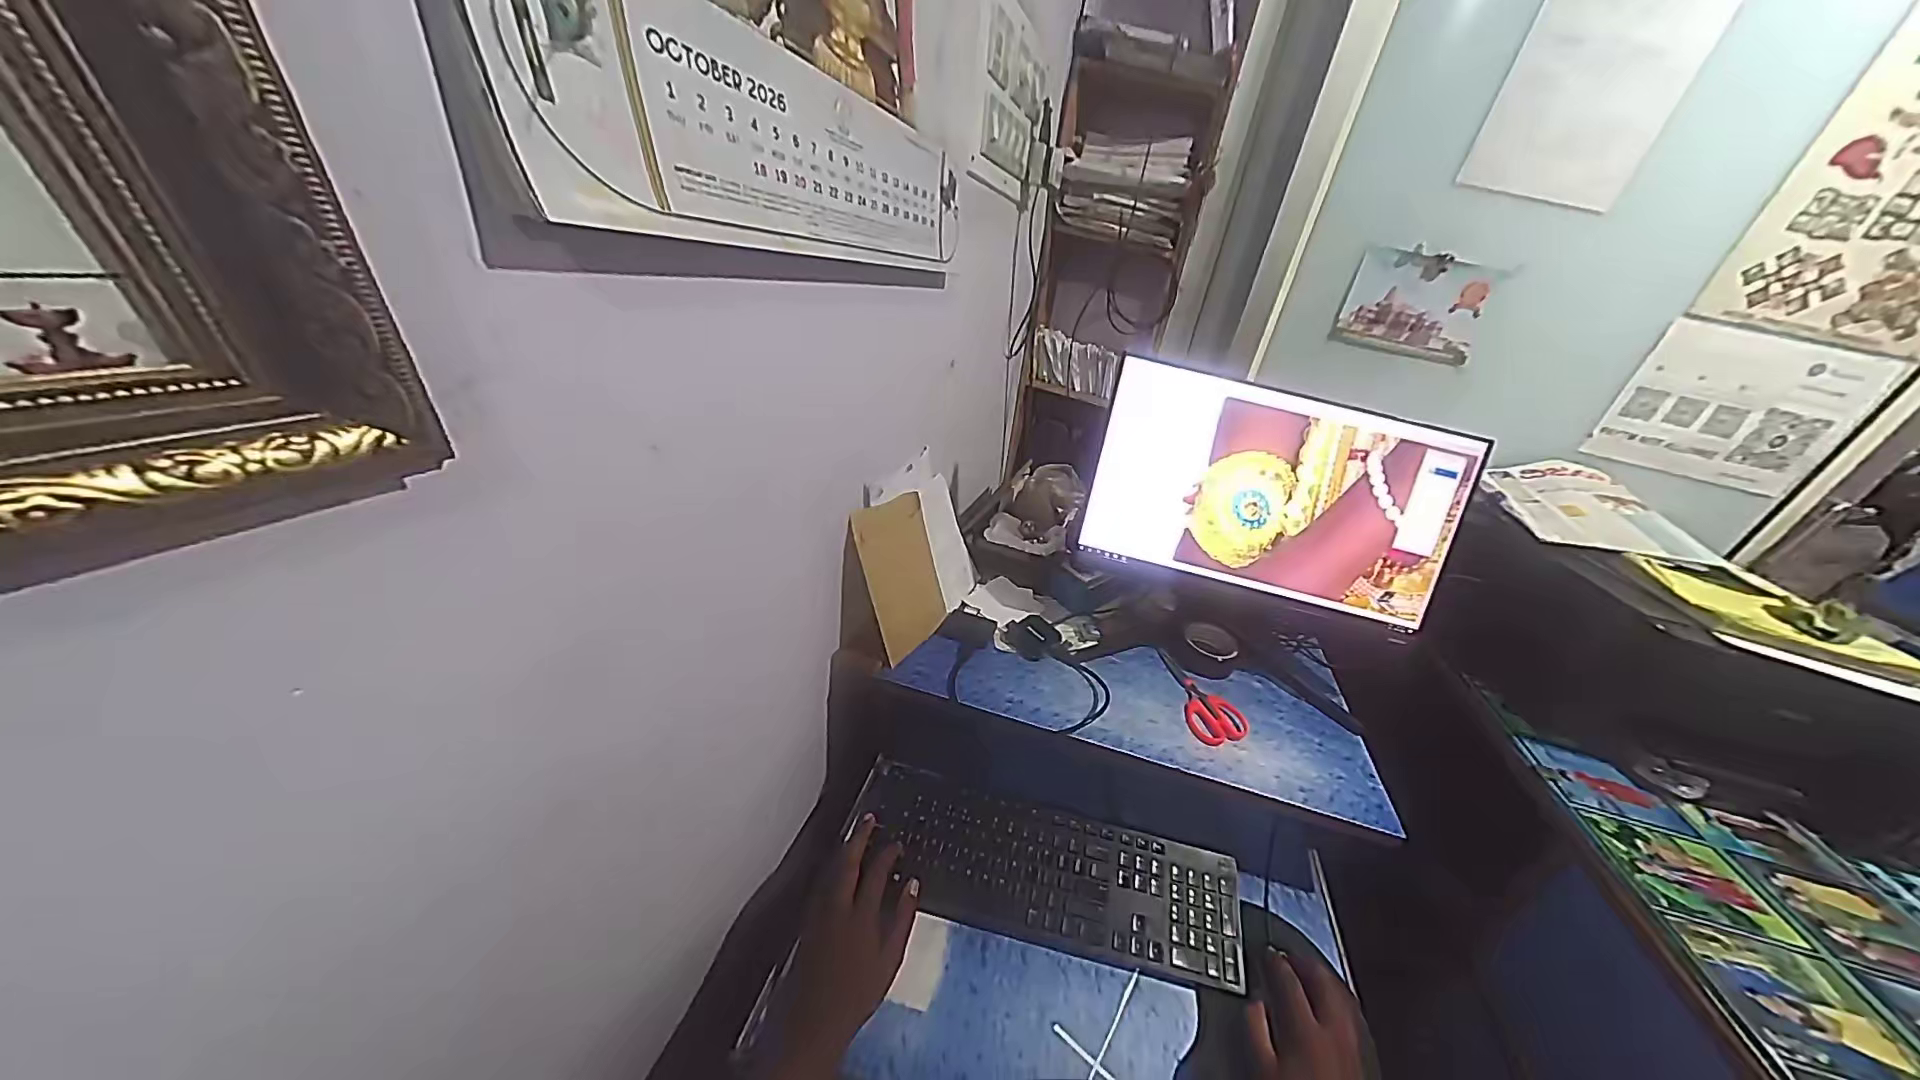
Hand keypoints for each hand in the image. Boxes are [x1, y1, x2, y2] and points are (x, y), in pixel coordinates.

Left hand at [767, 814, 918, 1079]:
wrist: (814, 1019)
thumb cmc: (858, 992)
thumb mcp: (890, 958)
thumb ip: (903, 917)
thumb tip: (912, 884)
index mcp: (861, 915)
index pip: (875, 872)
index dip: (887, 853)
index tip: (896, 843)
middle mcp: (837, 907)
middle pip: (847, 861)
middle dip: (859, 836)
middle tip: (870, 818)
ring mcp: (819, 911)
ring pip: (831, 869)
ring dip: (845, 848)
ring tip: (856, 833)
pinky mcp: (808, 918)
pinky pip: (822, 881)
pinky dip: (833, 866)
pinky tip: (839, 864)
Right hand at [1243, 948, 1365, 1079]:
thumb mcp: (1261, 1070)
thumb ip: (1254, 1029)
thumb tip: (1254, 1002)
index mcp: (1305, 1030)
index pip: (1287, 978)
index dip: (1273, 961)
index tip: (1265, 954)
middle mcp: (1336, 1031)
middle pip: (1322, 979)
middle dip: (1302, 961)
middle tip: (1287, 955)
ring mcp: (1357, 1045)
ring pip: (1344, 995)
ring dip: (1324, 977)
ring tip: (1309, 972)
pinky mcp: (1369, 1060)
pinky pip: (1354, 1014)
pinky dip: (1340, 999)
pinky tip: (1332, 1004)